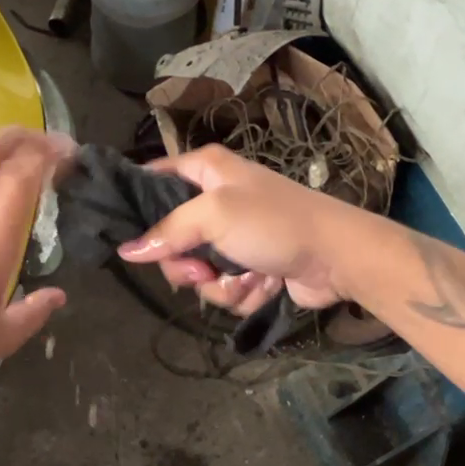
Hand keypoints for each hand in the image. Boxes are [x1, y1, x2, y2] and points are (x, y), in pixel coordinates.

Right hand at [115, 145, 378, 315]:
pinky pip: (225, 289)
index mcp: (207, 171)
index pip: (154, 178)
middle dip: (187, 266)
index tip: (127, 235)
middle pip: (172, 240)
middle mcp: (217, 200)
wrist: (338, 258)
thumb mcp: (215, 216)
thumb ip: (167, 231)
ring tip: (248, 279)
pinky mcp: (251, 268)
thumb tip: (126, 250)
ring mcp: (235, 238)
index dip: (137, 204)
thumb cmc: (276, 223)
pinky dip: (244, 294)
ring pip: (198, 273)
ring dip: (221, 285)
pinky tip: (265, 286)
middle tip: (203, 271)